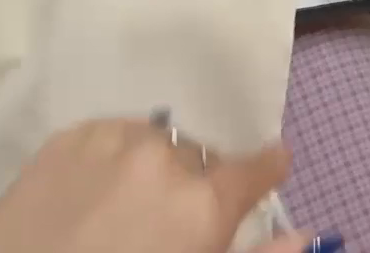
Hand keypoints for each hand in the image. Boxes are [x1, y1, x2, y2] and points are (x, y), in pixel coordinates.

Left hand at [0, 119, 327, 252]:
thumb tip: (301, 234)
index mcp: (200, 204)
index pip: (254, 169)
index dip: (267, 167)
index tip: (274, 163)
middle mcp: (163, 156)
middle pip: (199, 158)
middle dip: (196, 184)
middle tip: (170, 224)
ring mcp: (112, 138)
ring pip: (155, 142)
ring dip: (154, 167)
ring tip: (127, 209)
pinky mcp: (68, 134)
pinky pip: (112, 134)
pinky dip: (115, 157)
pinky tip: (95, 195)